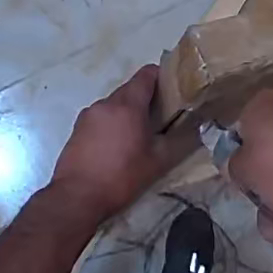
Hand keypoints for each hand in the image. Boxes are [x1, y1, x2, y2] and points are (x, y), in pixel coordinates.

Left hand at [49, 65, 177, 224]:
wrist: (75, 199)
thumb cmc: (120, 177)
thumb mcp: (158, 162)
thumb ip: (180, 141)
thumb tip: (198, 129)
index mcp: (128, 104)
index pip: (147, 73)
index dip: (162, 76)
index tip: (173, 91)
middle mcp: (106, 103)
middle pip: (131, 89)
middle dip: (146, 99)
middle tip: (161, 119)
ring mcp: (88, 115)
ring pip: (114, 104)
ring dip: (128, 113)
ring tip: (138, 136)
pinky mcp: (76, 130)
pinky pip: (100, 118)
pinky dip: (111, 124)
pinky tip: (116, 148)